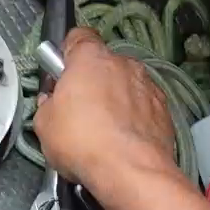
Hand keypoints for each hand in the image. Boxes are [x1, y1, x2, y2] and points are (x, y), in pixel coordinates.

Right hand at [33, 27, 178, 191]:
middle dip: (92, 82)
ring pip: (126, 86)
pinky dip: (135, 119)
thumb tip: (53, 102)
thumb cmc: (83, 142)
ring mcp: (148, 86)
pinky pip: (144, 108)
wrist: (131, 172)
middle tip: (79, 111)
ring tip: (104, 132)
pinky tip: (123, 142)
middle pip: (104, 65)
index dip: (67, 54)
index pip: (78, 37)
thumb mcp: (44, 124)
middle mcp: (124, 64)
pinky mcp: (165, 110)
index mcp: (91, 58)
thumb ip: (48, 104)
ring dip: (116, 101)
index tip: (61, 74)